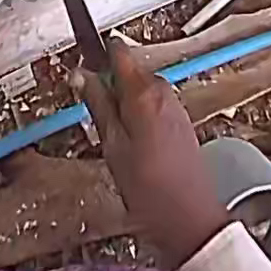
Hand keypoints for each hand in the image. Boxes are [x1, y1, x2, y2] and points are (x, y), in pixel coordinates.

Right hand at [78, 39, 232, 267]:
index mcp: (142, 91)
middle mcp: (161, 90)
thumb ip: (96, 103)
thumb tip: (79, 74)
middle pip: (128, 70)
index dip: (97, 56)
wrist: (191, 220)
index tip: (83, 72)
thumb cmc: (149, 186)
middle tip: (98, 118)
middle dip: (110, 86)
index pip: (117, 51)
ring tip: (116, 138)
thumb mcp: (112, 144)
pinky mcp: (180, 118)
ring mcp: (174, 103)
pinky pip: (153, 102)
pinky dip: (140, 113)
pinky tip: (135, 144)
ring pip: (139, 88)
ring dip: (125, 102)